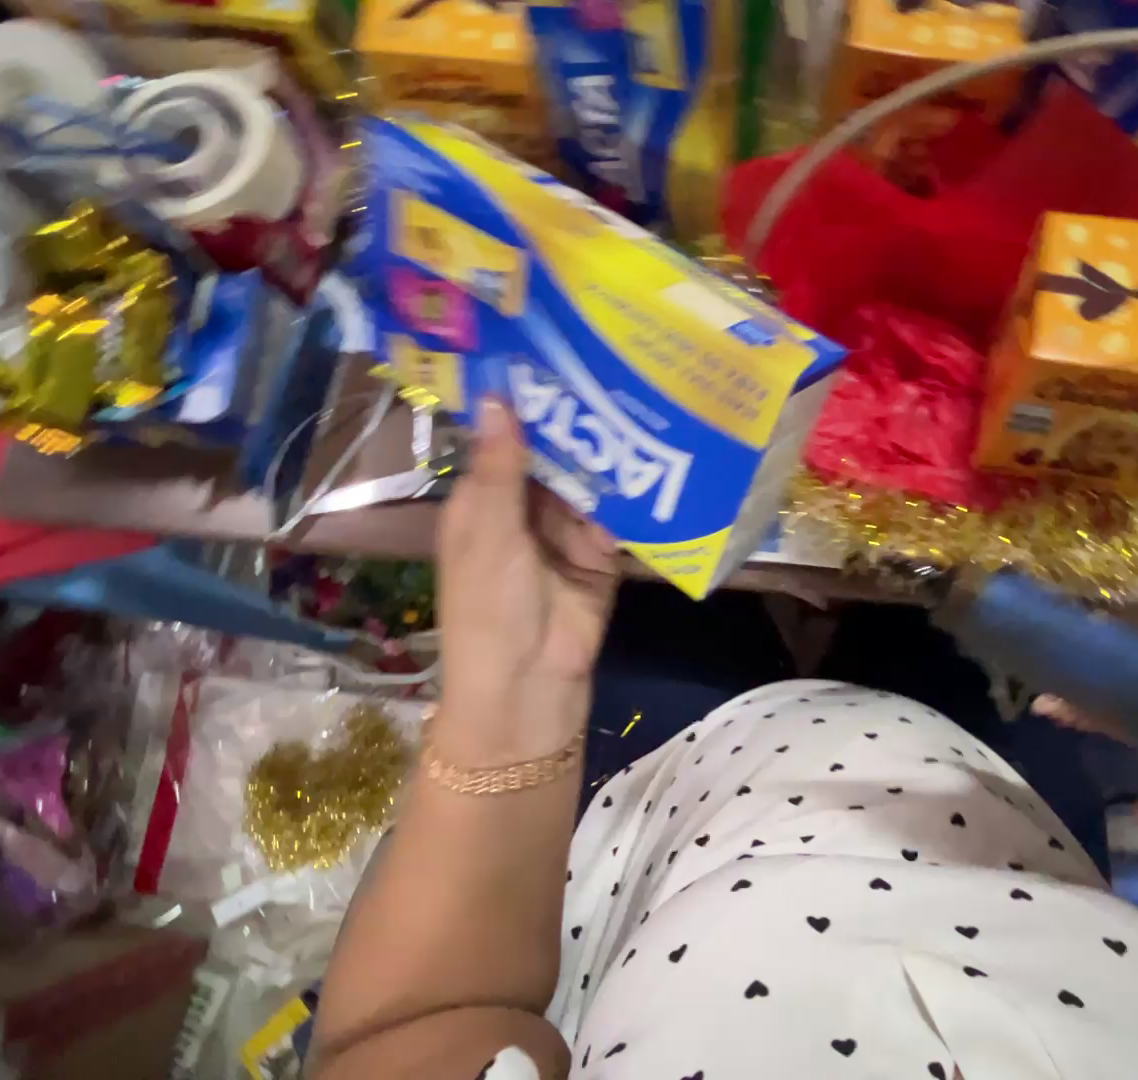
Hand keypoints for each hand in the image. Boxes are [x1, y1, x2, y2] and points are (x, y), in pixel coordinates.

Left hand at [436, 399, 620, 763]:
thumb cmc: (489, 607)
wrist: (529, 684)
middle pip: (552, 458)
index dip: (524, 404)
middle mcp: (524, 511)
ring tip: (638, 401)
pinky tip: (654, 457)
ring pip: (588, 483)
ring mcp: (564, 534)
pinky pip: (617, 517)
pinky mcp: (601, 556)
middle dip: (576, 424)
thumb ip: (500, 468)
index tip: (552, 353)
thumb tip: (496, 396)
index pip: (504, 441)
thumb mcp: (489, 532)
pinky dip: (630, 496)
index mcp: (483, 502)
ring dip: (606, 454)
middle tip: (611, 367)